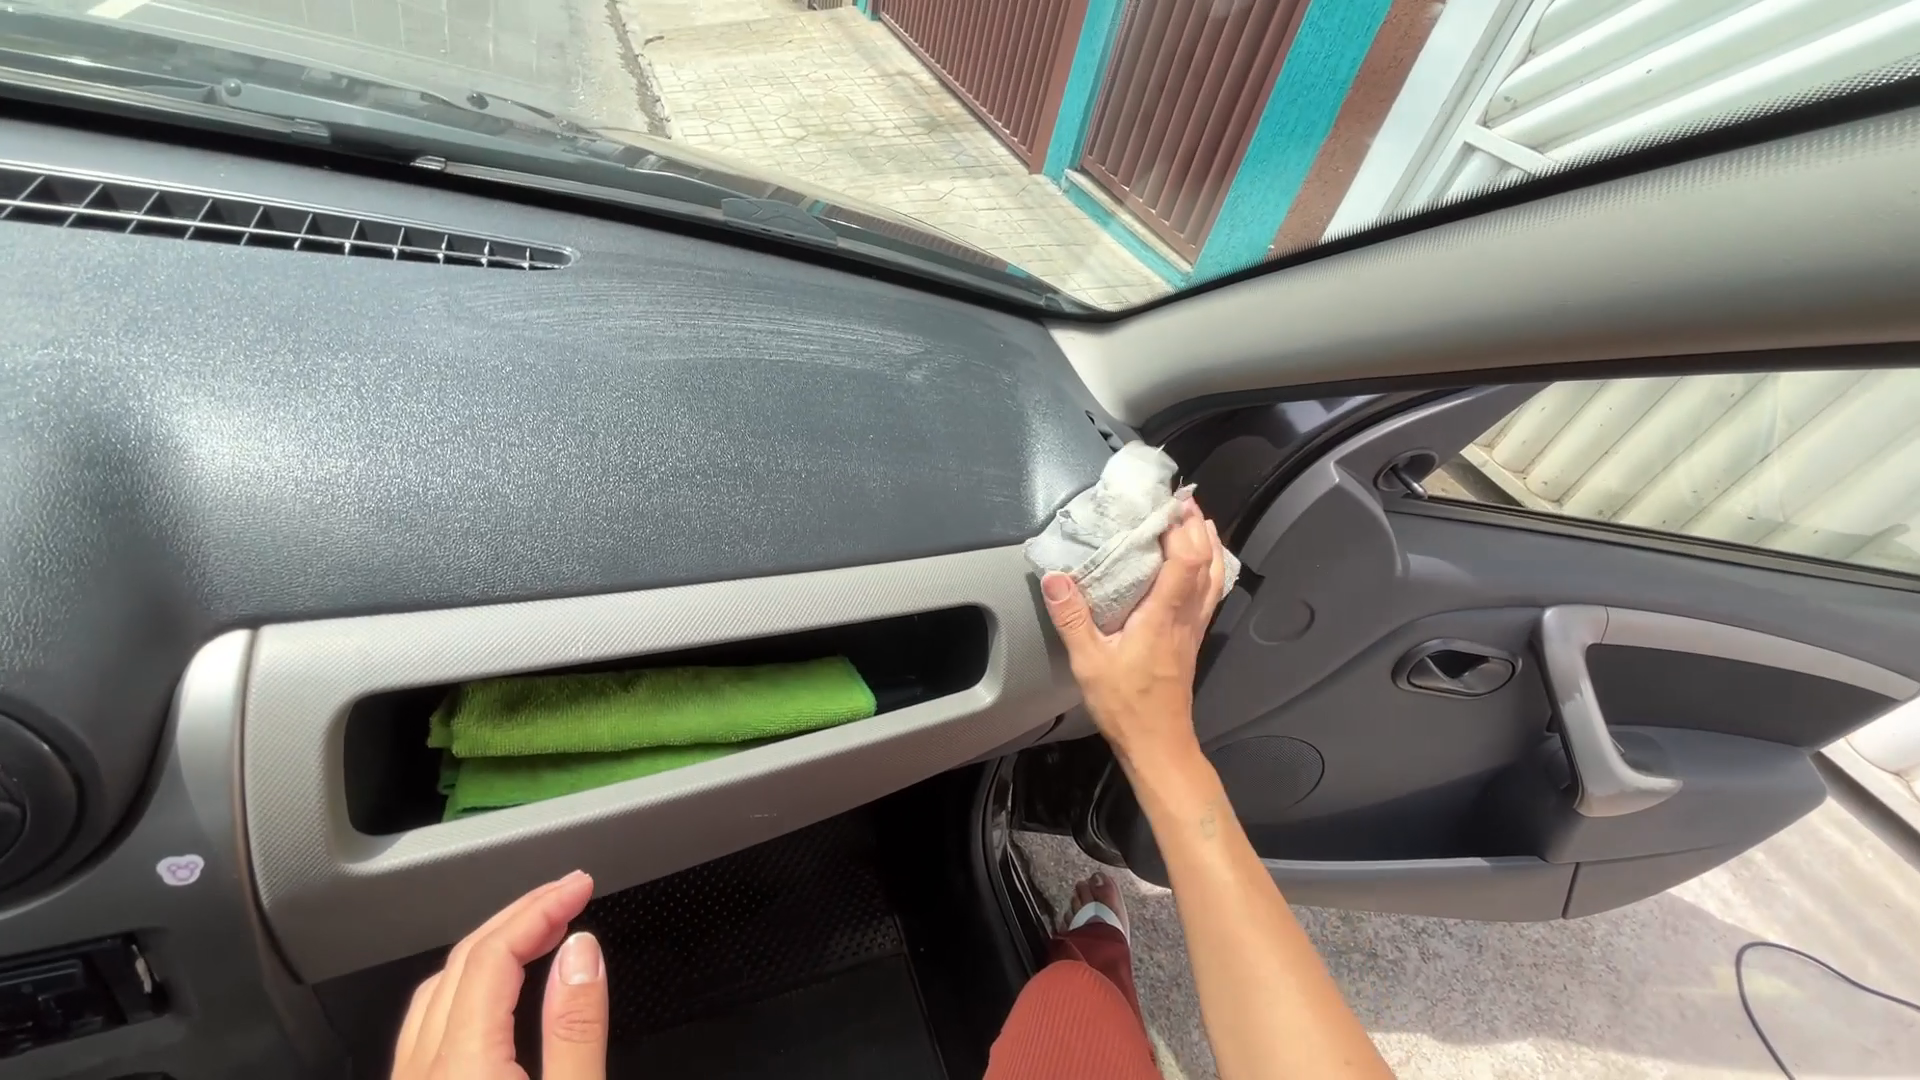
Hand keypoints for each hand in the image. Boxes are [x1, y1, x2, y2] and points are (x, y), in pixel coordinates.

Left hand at [392, 871, 606, 1079]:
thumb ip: (576, 1029)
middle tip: (569, 893)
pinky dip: (469, 983)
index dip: (541, 908)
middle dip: (519, 916)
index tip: (582, 886)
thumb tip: (581, 948)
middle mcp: (420, 1077)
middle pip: (461, 964)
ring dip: (491, 945)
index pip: (494, 957)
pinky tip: (502, 987)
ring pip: (437, 993)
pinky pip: (428, 1026)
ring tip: (543, 929)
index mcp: (460, 1070)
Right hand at [1041, 500, 1226, 769]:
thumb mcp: (1089, 662)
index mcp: (1163, 616)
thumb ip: (1072, 617)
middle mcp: (1186, 617)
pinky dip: (1208, 569)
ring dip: (1207, 545)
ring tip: (1195, 521)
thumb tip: (1055, 578)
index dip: (1182, 528)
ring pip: (1213, 577)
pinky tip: (1198, 565)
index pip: (1186, 561)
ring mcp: (1193, 628)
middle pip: (1206, 562)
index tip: (1168, 504)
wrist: (1158, 743)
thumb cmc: (1126, 706)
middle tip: (1179, 501)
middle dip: (1196, 527)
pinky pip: (1209, 594)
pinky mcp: (1192, 639)